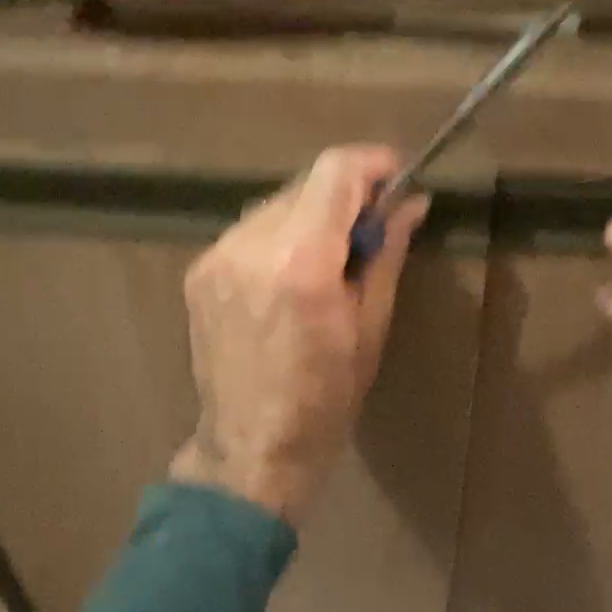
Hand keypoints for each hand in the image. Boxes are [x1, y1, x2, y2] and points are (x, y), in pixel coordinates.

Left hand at [171, 146, 429, 522]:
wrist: (252, 448)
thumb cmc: (325, 400)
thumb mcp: (369, 328)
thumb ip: (386, 254)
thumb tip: (411, 203)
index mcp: (300, 262)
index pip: (334, 171)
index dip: (373, 163)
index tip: (398, 177)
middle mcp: (250, 245)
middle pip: (305, 183)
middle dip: (344, 195)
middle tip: (373, 227)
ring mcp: (218, 256)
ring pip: (276, 205)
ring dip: (311, 217)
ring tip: (332, 260)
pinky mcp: (200, 271)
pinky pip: (250, 232)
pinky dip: (280, 239)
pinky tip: (292, 277)